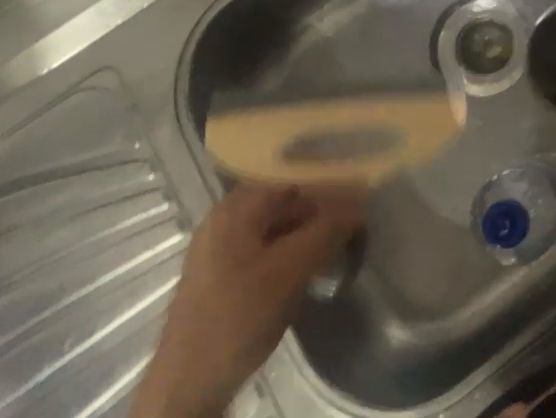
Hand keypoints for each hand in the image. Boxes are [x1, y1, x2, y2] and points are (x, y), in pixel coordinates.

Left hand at [132, 184, 365, 417]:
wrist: (189, 385)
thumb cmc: (236, 318)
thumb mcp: (289, 271)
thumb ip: (327, 229)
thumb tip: (363, 198)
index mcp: (234, 209)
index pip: (288, 170)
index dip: (327, 169)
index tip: (363, 173)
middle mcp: (227, 220)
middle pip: (285, 196)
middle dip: (324, 200)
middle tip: (365, 206)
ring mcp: (226, 249)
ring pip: (280, 224)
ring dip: (314, 226)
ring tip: (353, 231)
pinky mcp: (230, 276)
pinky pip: (272, 247)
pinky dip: (299, 248)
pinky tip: (324, 260)